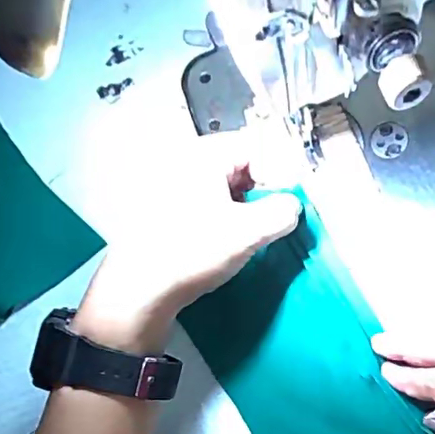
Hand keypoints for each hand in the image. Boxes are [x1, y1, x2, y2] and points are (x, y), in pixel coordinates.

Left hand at [72, 133, 302, 351]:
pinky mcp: (167, 208)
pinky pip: (209, 200)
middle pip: (240, 162)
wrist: (143, 288)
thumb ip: (282, 212)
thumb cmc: (193, 252)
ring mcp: (172, 184)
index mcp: (202, 156)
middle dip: (264, 188)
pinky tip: (231, 238)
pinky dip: (228, 214)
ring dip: (247, 204)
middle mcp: (183, 161)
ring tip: (255, 230)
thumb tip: (292, 206)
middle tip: (277, 214)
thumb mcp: (249, 232)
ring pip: (225, 184)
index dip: (279, 169)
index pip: (255, 145)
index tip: (290, 196)